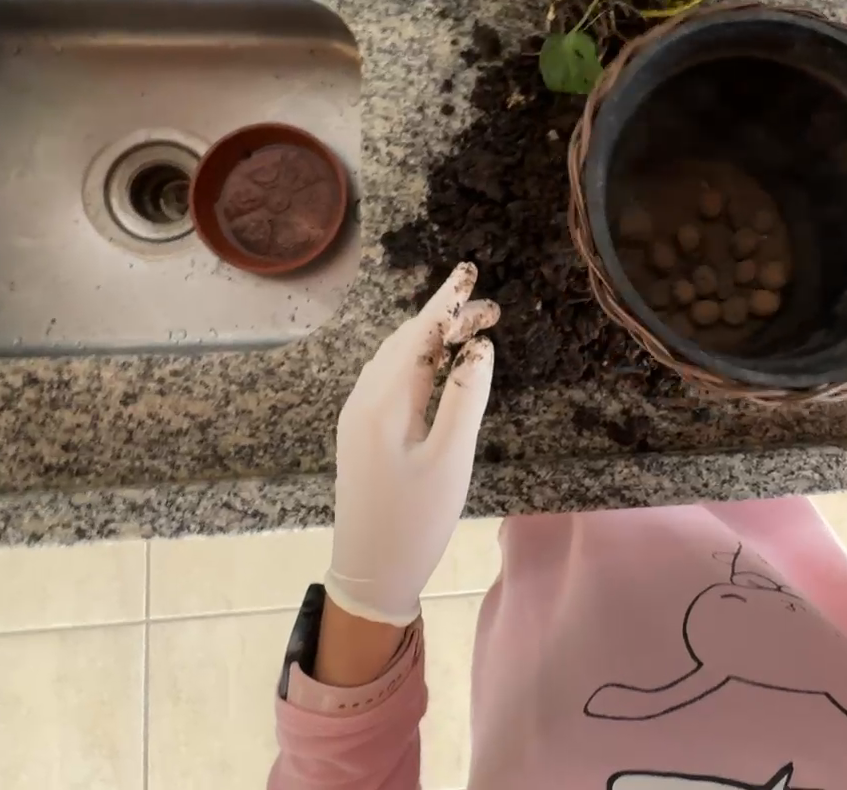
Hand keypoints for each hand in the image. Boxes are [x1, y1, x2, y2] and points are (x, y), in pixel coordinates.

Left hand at [324, 262, 499, 625]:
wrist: (369, 574)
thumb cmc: (416, 519)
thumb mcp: (451, 459)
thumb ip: (468, 398)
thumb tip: (482, 346)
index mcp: (384, 403)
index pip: (420, 335)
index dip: (447, 302)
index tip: (471, 273)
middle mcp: (364, 400)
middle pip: (405, 341)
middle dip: (445, 317)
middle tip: (489, 309)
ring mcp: (358, 417)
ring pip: (394, 358)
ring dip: (430, 336)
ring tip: (468, 328)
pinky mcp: (360, 433)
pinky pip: (389, 378)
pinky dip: (416, 359)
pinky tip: (435, 364)